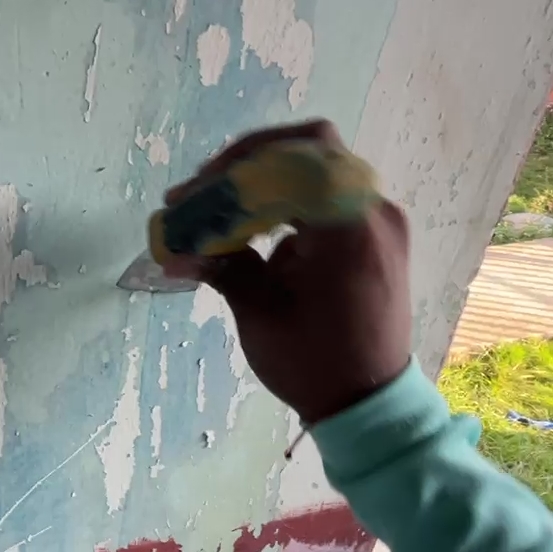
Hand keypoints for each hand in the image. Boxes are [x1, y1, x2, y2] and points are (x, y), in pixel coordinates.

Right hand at [166, 120, 411, 424]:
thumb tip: (174, 250)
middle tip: (203, 191)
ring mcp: (378, 223)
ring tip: (219, 210)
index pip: (291, 159)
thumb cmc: (312, 361)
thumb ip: (221, 265)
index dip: (235, 166)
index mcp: (347, 225)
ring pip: (318, 173)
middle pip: (309, 151)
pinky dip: (287, 204)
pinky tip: (252, 230)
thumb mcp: (258, 311)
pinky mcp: (373, 239)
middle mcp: (372, 211)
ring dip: (265, 184)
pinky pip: (327, 200)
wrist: (367, 400)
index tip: (192, 193)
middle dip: (248, 165)